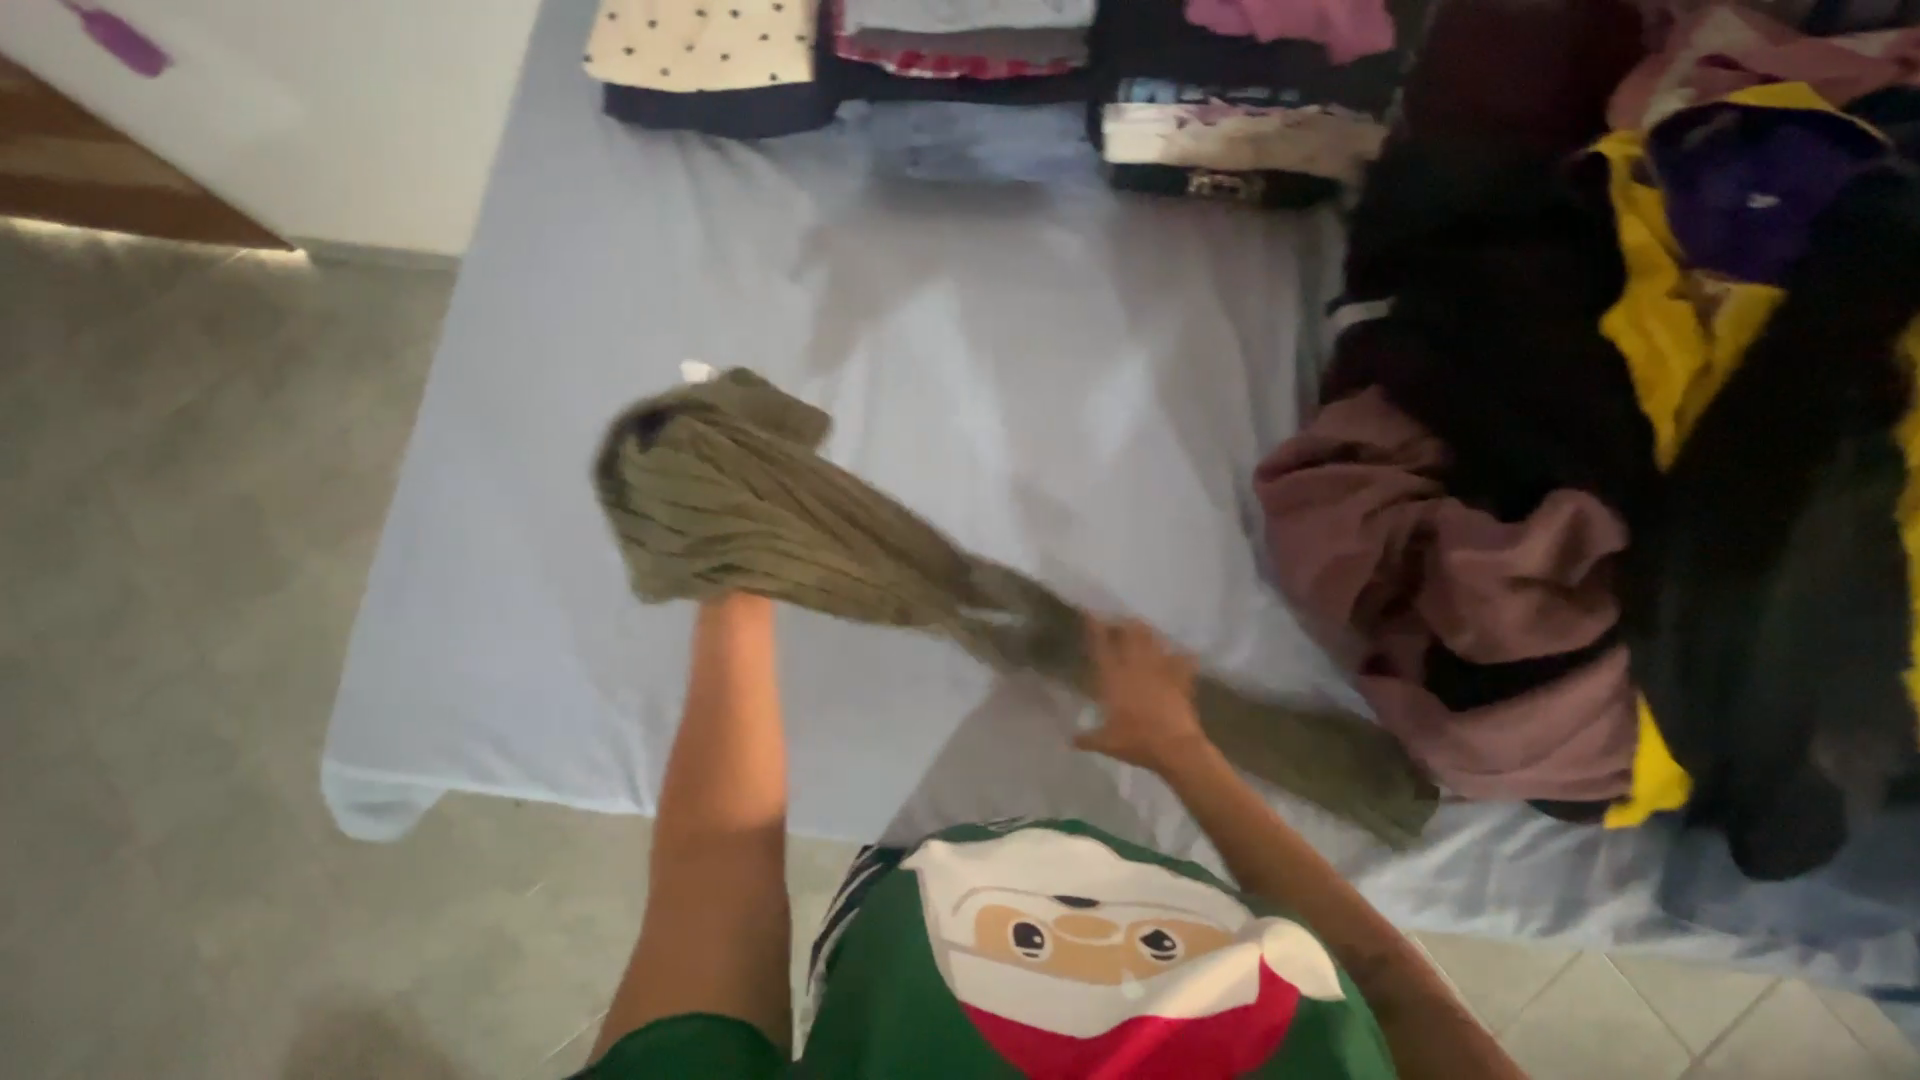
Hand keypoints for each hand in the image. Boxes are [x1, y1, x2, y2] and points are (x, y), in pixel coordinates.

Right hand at [1075, 615, 1211, 773]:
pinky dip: (1181, 655)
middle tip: (1118, 622)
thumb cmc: (1137, 742)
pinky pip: (1182, 661)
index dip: (1096, 628)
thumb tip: (1071, 740)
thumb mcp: (1106, 744)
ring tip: (1142, 628)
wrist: (1176, 749)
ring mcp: (1161, 671)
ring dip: (1147, 632)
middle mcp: (1137, 668)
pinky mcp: (1181, 680)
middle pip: (1130, 635)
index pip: (1102, 647)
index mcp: (1114, 679)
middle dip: (1123, 624)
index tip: (1091, 615)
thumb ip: (1087, 738)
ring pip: (1153, 641)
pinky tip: (1181, 651)